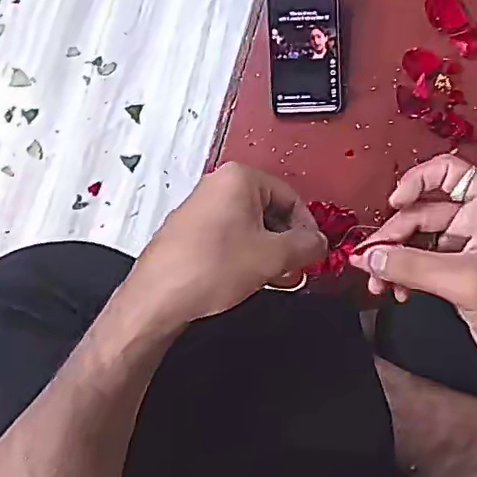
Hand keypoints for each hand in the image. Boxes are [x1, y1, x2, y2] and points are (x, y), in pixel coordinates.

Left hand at [123, 163, 325, 325]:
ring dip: (267, 251)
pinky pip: (229, 235)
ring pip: (250, 225)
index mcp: (239, 177)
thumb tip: (320, 243)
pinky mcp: (188, 229)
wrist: (156, 299)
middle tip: (294, 268)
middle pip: (271, 210)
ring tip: (272, 277)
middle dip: (286, 242)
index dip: (307, 228)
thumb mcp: (274, 256)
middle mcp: (218, 184)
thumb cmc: (212, 268)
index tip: (313, 253)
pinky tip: (246, 278)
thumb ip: (306, 245)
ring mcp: (200, 206)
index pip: (291, 197)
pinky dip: (244, 254)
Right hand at [350, 155, 476, 376]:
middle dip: (396, 234)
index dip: (417, 181)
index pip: (449, 171)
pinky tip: (396, 291)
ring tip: (378, 281)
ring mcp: (470, 245)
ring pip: (420, 239)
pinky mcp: (461, 270)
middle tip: (371, 258)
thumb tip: (370, 257)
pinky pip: (424, 262)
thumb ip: (412, 266)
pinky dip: (406, 273)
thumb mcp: (464, 282)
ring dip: (396, 258)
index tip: (394, 203)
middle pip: (425, 209)